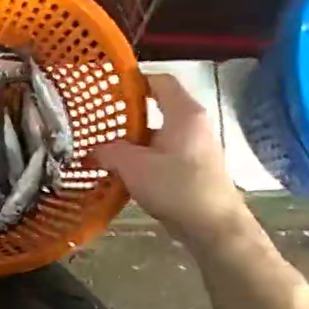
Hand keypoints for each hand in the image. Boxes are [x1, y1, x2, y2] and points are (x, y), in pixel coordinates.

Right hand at [96, 73, 257, 246]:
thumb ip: (111, 152)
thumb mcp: (134, 167)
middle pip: (158, 109)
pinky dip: (145, 159)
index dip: (135, 81)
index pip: (160, 81)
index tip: (109, 89)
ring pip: (159, 135)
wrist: (213, 226)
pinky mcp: (195, 170)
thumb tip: (95, 149)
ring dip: (134, 142)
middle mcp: (194, 125)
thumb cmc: (176, 187)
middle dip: (128, 116)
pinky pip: (164, 155)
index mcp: (184, 113)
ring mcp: (197, 148)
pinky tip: (125, 173)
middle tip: (100, 122)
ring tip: (106, 150)